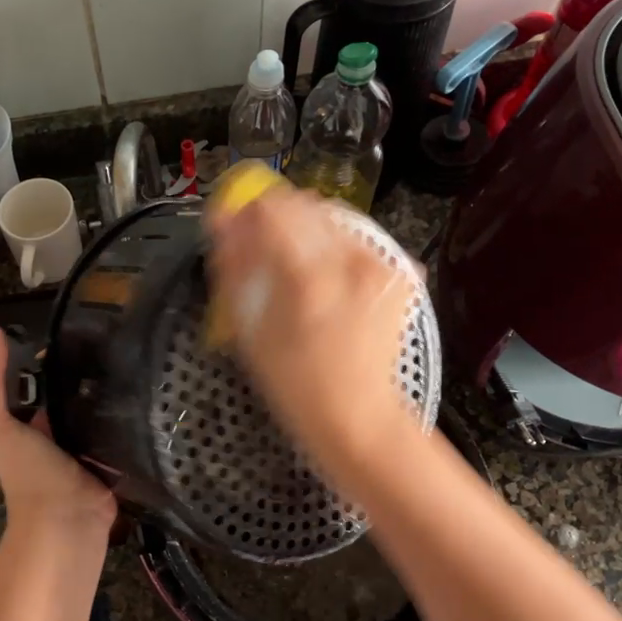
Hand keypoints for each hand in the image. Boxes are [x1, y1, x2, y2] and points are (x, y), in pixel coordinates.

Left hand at [0, 323, 116, 535]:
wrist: (68, 517)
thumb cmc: (26, 469)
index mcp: (10, 422)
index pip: (11, 380)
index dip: (20, 353)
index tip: (46, 321)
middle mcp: (40, 429)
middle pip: (49, 390)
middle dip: (64, 366)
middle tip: (91, 330)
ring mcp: (71, 441)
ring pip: (80, 404)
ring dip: (92, 385)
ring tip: (115, 348)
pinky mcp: (99, 452)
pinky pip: (105, 422)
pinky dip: (114, 407)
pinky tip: (130, 382)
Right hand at [207, 190, 420, 474]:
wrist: (357, 415)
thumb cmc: (295, 384)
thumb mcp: (250, 330)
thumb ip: (235, 267)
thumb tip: (223, 221)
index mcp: (308, 276)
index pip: (272, 208)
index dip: (246, 211)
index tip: (234, 224)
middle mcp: (350, 261)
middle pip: (303, 205)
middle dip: (275, 220)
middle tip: (260, 249)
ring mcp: (381, 264)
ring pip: (331, 217)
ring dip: (305, 231)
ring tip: (293, 268)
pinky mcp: (398, 271)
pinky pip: (355, 239)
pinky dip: (333, 248)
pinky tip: (325, 279)